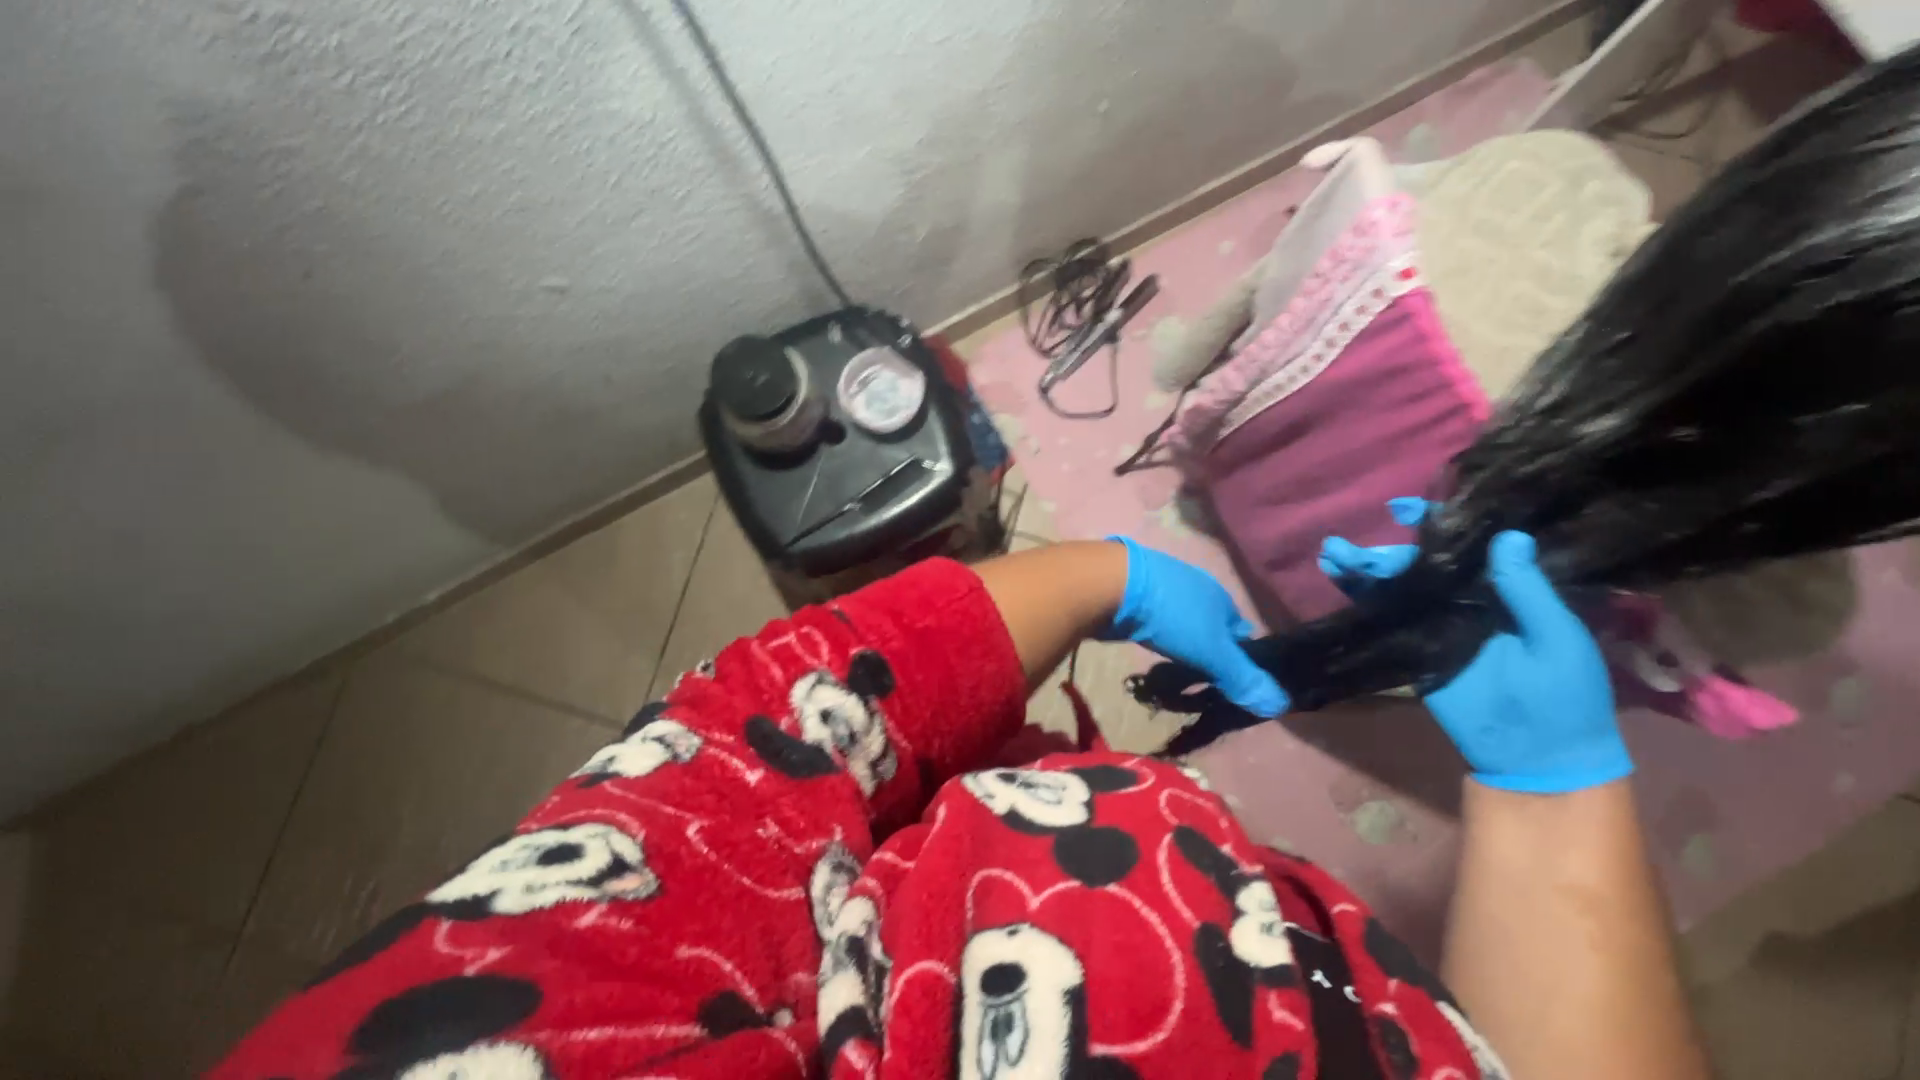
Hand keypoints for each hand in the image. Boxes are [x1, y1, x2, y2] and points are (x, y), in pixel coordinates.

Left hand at [1100, 537, 1288, 717]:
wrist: (1113, 585)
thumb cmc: (1171, 616)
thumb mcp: (1212, 651)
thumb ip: (1242, 678)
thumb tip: (1280, 704)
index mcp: (1220, 597)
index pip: (1240, 632)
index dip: (1240, 658)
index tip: (1234, 682)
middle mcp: (1195, 587)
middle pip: (1210, 624)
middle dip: (1209, 650)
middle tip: (1201, 679)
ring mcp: (1163, 586)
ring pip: (1182, 621)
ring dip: (1181, 642)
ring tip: (1176, 667)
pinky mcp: (1135, 592)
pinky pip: (1155, 618)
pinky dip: (1157, 633)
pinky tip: (1150, 644)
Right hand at [1319, 501, 1629, 794]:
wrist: (1539, 756)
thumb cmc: (1565, 695)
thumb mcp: (1557, 638)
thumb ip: (1527, 590)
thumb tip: (1507, 535)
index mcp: (1504, 591)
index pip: (1466, 546)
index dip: (1437, 524)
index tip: (1406, 507)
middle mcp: (1466, 600)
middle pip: (1420, 566)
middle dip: (1385, 551)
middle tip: (1351, 544)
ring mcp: (1437, 626)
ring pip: (1396, 589)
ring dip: (1364, 570)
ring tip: (1332, 553)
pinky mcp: (1415, 652)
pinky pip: (1386, 621)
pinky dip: (1361, 600)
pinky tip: (1337, 580)